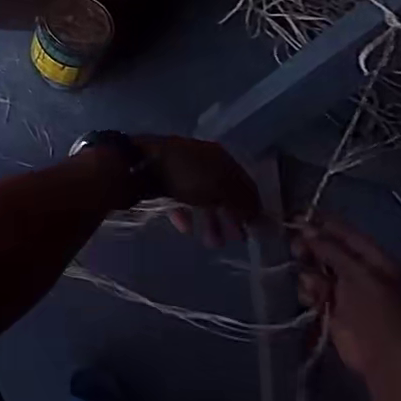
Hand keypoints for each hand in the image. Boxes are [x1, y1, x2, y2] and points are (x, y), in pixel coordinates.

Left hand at [133, 135, 261, 246]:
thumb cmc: (184, 174)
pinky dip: (185, 214)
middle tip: (235, 240)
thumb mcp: (219, 186)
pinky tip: (185, 228)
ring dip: (210, 221)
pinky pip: (179, 200)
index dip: (252, 206)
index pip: (244, 182)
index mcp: (219, 156)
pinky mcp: (161, 180)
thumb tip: (262, 217)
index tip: (256, 230)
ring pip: (202, 198)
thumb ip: (242, 202)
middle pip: (223, 191)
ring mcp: (180, 170)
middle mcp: (202, 160)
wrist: (138, 165)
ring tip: (211, 244)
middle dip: (231, 217)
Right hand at [293, 215, 400, 382]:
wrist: (394, 370)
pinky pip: (317, 296)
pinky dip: (311, 294)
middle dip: (312, 248)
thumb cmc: (386, 315)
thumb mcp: (361, 274)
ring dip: (311, 273)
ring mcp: (351, 299)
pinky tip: (313, 299)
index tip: (297, 215)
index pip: (349, 235)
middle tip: (295, 248)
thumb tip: (306, 228)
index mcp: (381, 264)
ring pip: (320, 274)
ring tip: (312, 284)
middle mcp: (365, 278)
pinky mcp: (337, 319)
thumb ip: (332, 249)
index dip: (324, 224)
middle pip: (331, 253)